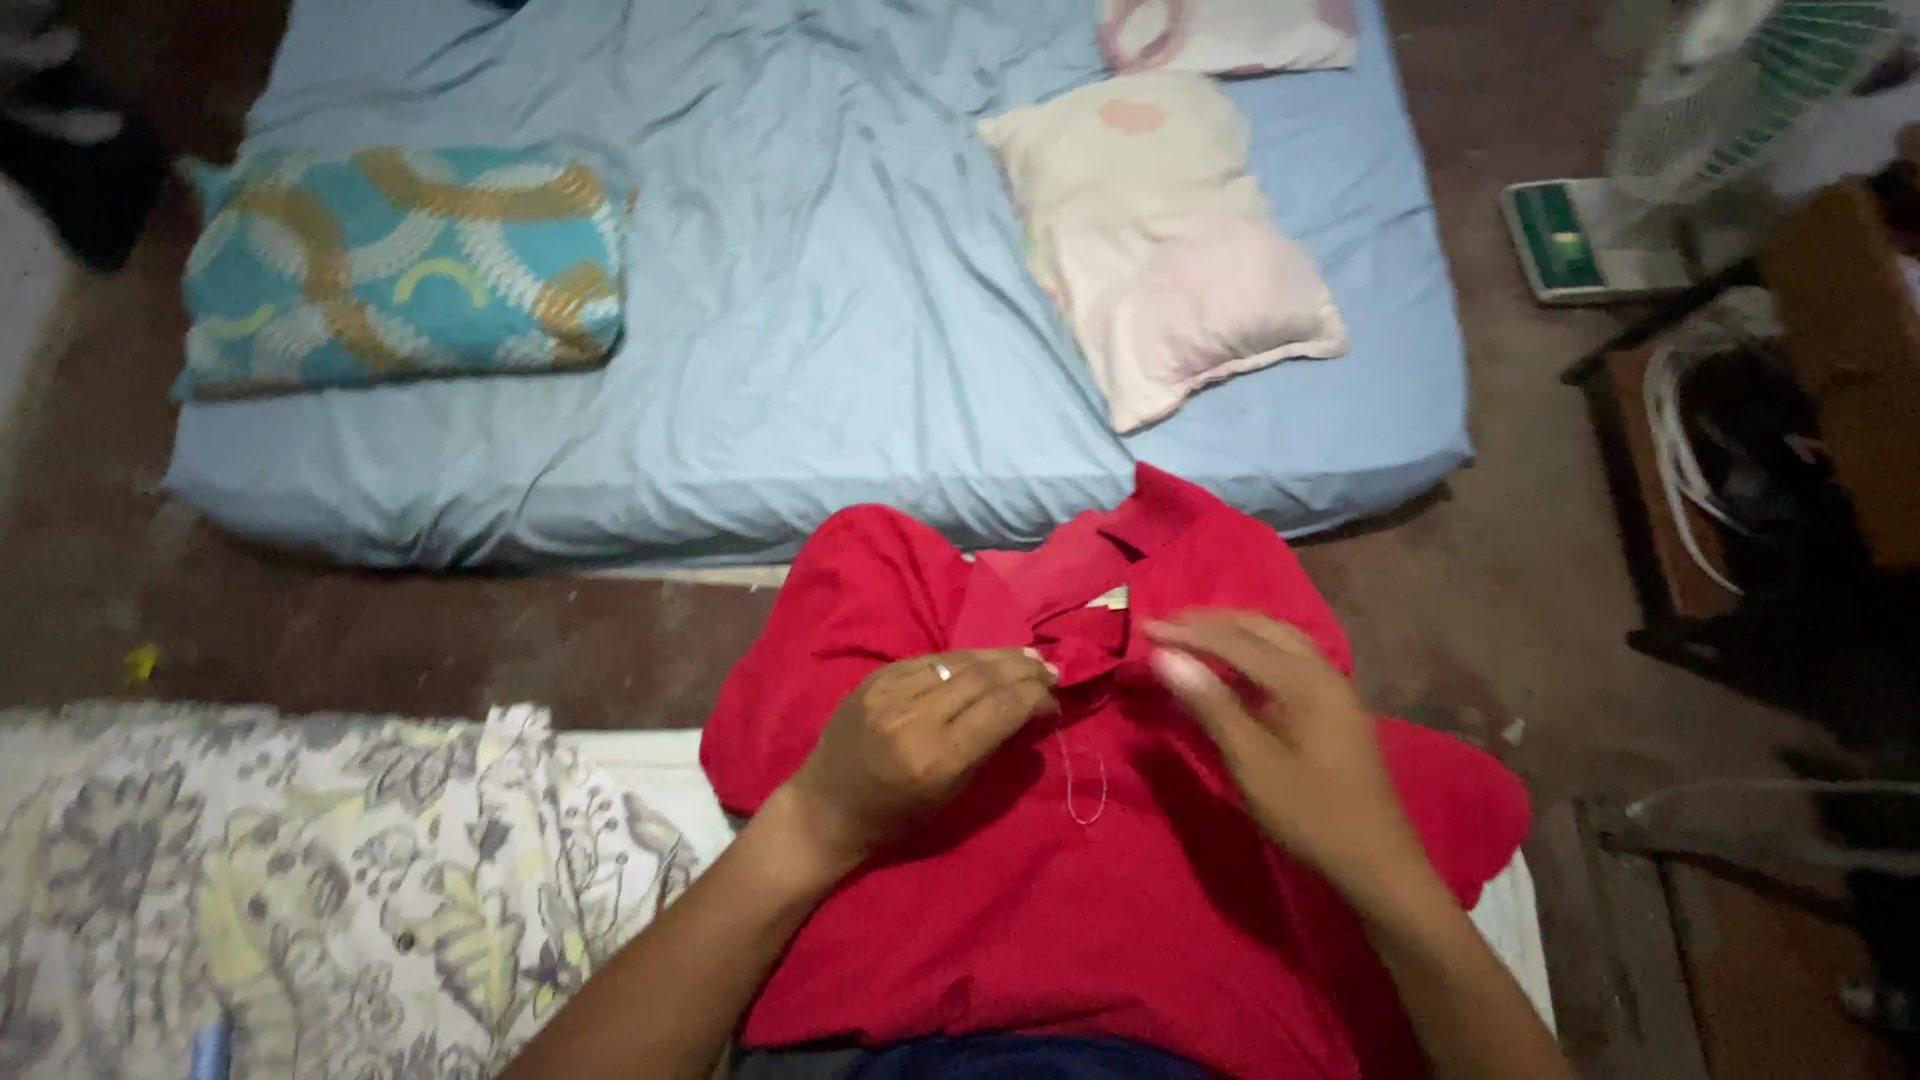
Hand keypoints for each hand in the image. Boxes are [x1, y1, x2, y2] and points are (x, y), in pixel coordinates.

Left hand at [775, 648, 1058, 871]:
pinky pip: (930, 660)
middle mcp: (913, 717)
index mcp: (936, 757)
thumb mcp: (951, 798)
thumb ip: (990, 751)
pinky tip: (984, 660)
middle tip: (1051, 672)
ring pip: (958, 661)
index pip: (1001, 709)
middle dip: (1023, 672)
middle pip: (983, 678)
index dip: (1035, 698)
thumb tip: (1030, 714)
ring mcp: (889, 692)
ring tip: (1028, 659)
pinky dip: (963, 659)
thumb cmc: (894, 819)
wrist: (825, 808)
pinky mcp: (875, 678)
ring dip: (999, 657)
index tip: (1054, 703)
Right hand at [1147, 612, 1431, 905]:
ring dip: (1233, 629)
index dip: (1186, 632)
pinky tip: (1235, 662)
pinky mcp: (1333, 703)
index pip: (1233, 641)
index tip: (1146, 628)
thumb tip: (1165, 657)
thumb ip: (1209, 705)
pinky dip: (1254, 646)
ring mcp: (1332, 685)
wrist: (1378, 864)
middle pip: (1259, 626)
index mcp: (1302, 681)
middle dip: (1210, 622)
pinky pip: (1289, 653)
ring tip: (1194, 635)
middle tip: (1166, 627)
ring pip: (1277, 636)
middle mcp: (1321, 670)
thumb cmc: (1309, 815)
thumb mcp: (1252, 764)